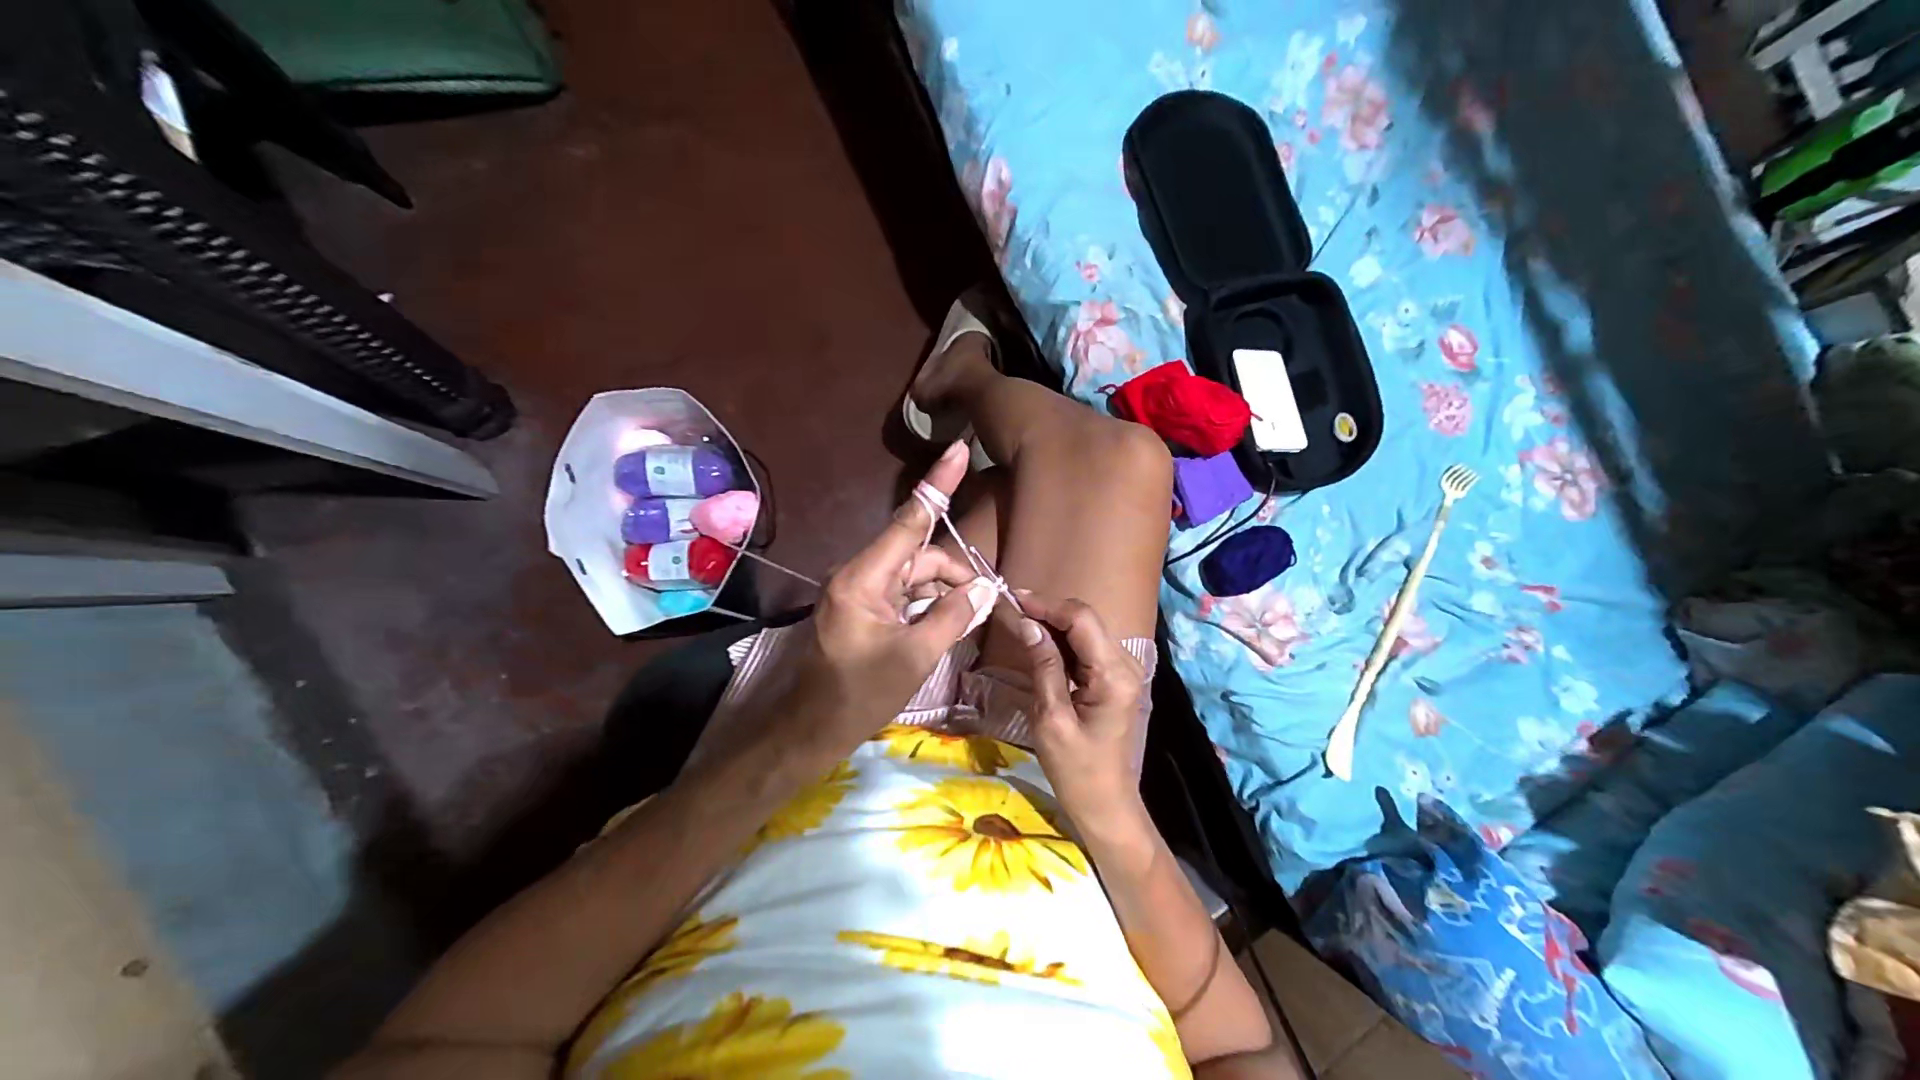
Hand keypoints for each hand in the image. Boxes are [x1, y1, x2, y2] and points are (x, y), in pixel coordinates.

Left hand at [775, 441, 996, 765]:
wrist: (812, 728)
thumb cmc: (859, 694)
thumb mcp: (915, 656)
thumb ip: (952, 616)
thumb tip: (983, 590)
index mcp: (864, 578)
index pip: (909, 522)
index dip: (938, 485)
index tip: (959, 449)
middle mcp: (860, 575)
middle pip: (918, 554)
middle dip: (955, 571)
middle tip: (986, 597)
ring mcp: (860, 591)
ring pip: (914, 574)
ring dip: (944, 589)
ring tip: (971, 614)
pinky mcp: (864, 609)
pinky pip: (904, 593)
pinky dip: (929, 602)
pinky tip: (950, 619)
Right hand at [1014, 594, 1150, 832]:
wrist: (1106, 805)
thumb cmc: (1076, 770)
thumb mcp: (1052, 719)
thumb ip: (1044, 667)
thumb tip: (1027, 624)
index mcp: (1114, 674)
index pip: (1081, 619)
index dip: (1046, 605)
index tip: (1013, 600)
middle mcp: (1125, 665)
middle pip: (1085, 620)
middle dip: (1048, 611)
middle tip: (1010, 609)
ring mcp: (1123, 672)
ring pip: (1085, 631)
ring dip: (1053, 624)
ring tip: (1018, 621)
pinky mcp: (1114, 681)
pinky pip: (1086, 649)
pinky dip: (1062, 641)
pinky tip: (1038, 642)